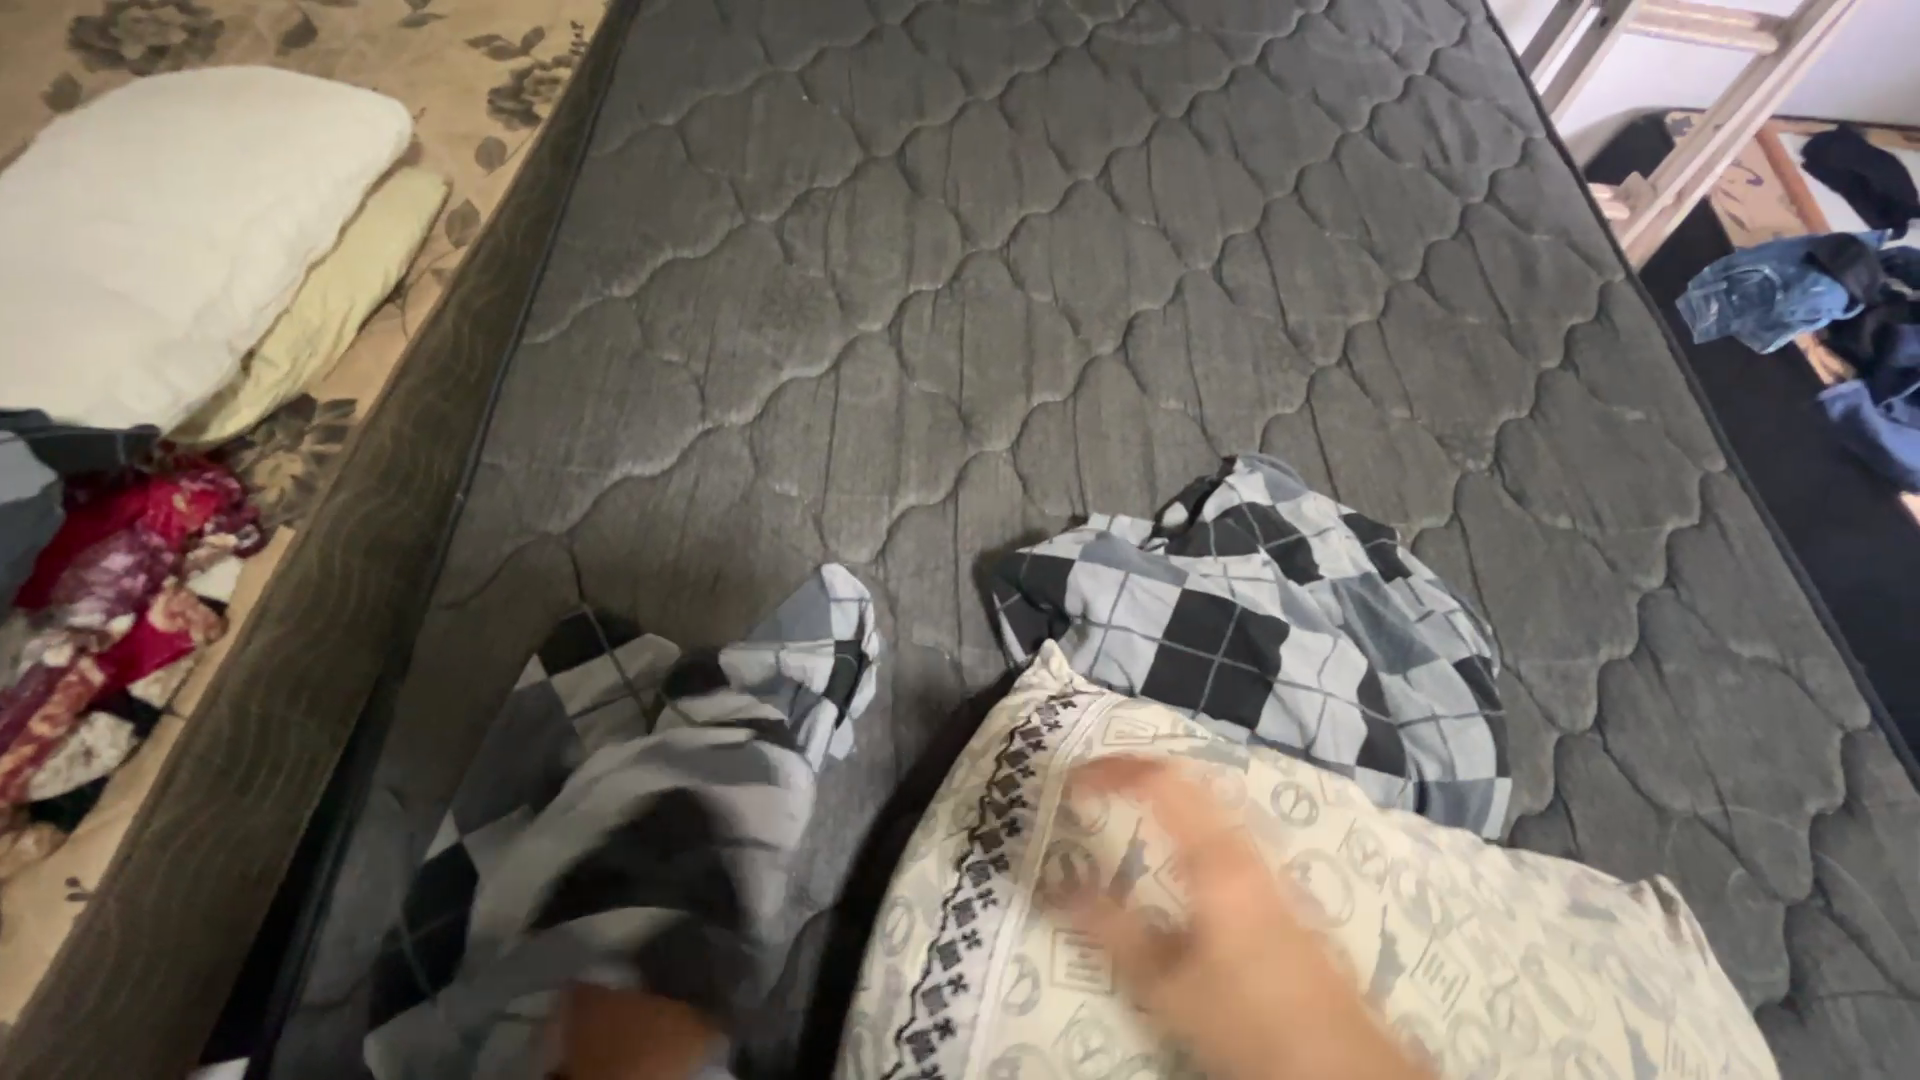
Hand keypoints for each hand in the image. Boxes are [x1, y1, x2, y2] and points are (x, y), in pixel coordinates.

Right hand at [1058, 756, 1432, 1079]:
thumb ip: (1108, 928)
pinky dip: (1187, 813)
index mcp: (1215, 858)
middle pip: (1188, 777)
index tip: (1072, 782)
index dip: (1111, 771)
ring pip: (1210, 799)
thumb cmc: (1250, 1020)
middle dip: (1135, 770)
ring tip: (1125, 801)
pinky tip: (1176, 845)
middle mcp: (1245, 846)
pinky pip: (1224, 823)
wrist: (1345, 1067)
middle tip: (1093, 783)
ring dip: (1164, 789)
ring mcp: (1268, 865)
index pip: (1158, 781)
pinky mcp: (1280, 887)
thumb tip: (1055, 885)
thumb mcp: (1165, 983)